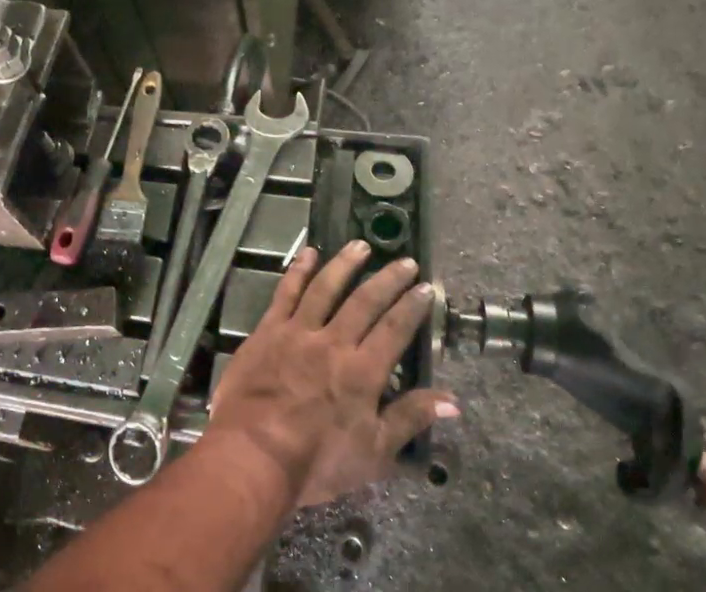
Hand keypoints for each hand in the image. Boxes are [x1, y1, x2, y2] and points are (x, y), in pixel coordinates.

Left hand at [207, 240, 457, 507]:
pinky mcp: (268, 331)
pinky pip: (286, 293)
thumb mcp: (374, 452)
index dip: (412, 306)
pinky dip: (298, 270)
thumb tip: (452, 399)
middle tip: (405, 261)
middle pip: (365, 301)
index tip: (426, 288)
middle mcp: (334, 342)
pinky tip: (308, 253)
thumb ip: (410, 418)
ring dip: (345, 264)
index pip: (395, 329)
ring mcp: (298, 332)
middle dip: (388, 279)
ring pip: (326, 288)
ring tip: (360, 245)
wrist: (253, 455)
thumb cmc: (316, 461)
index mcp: (363, 371)